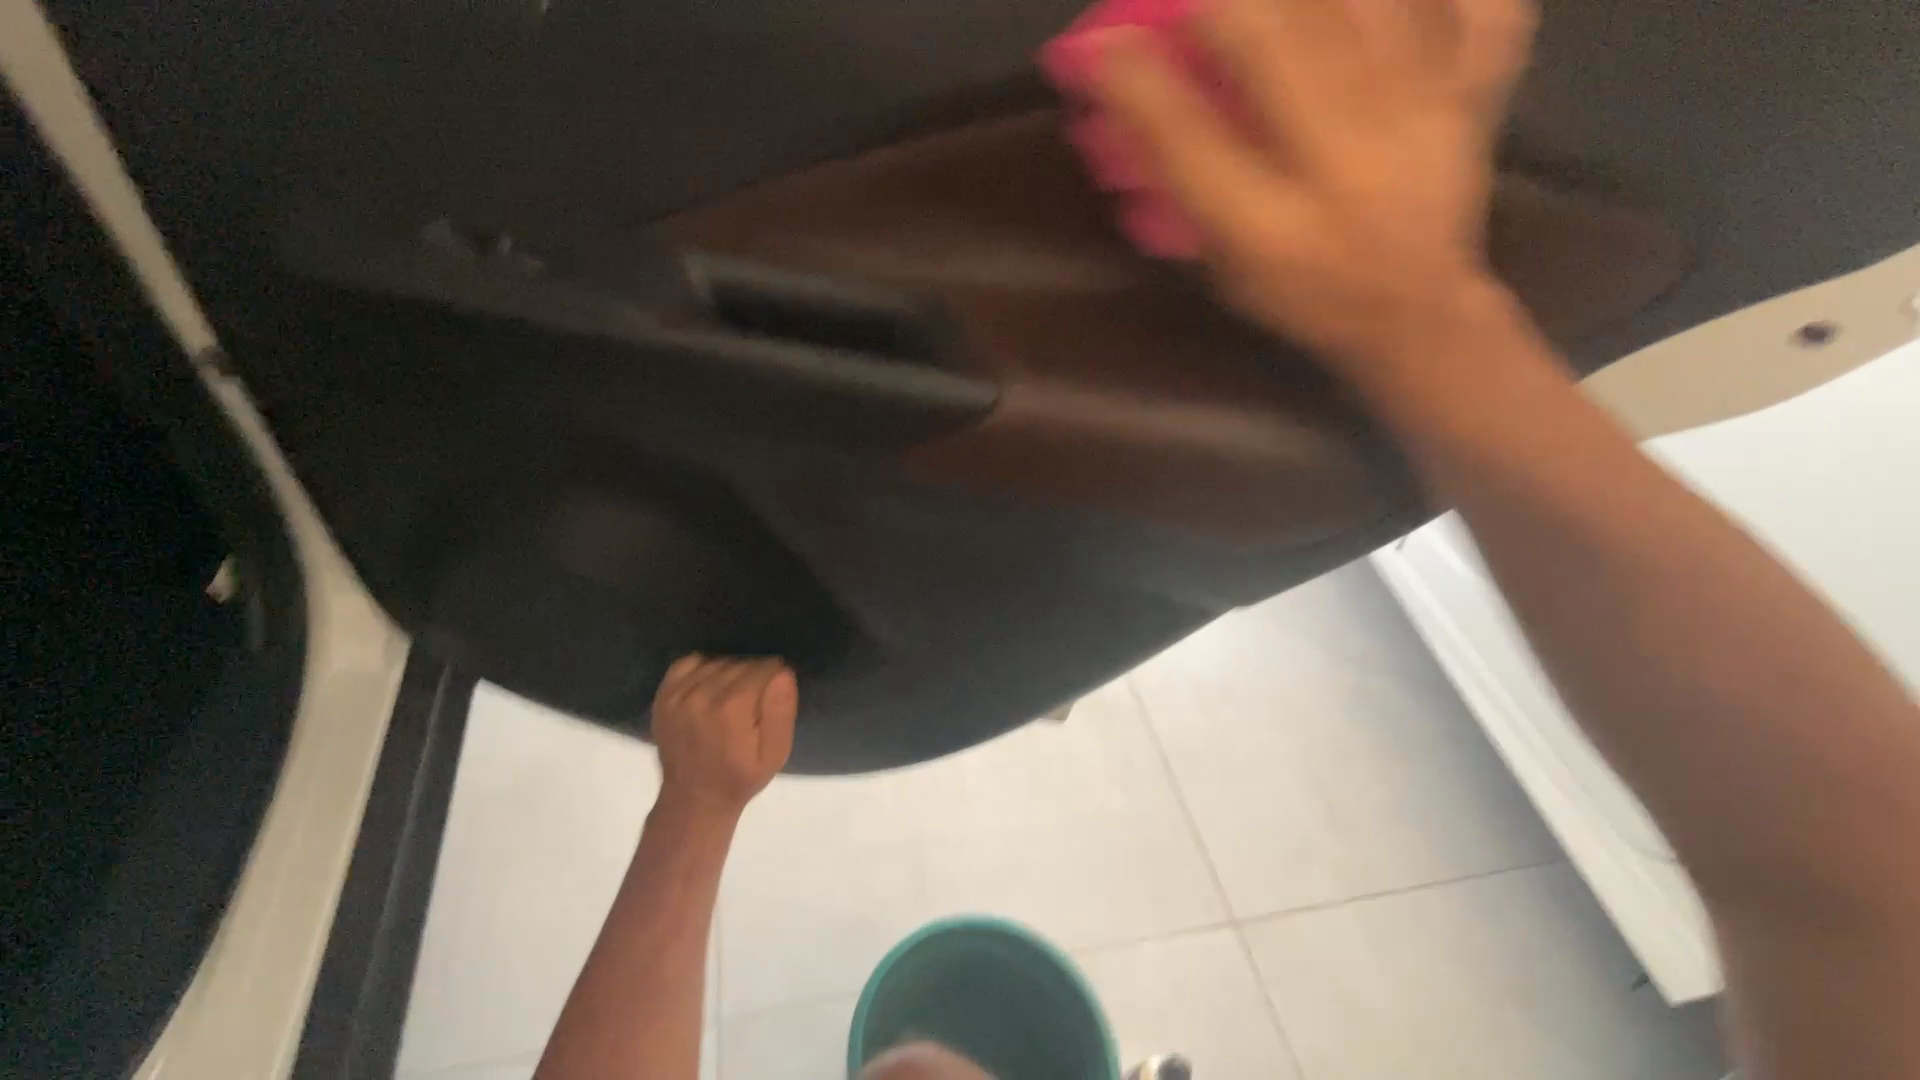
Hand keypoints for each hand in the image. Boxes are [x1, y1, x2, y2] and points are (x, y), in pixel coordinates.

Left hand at [649, 655, 797, 815]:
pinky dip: (704, 668)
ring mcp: (678, 694)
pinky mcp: (664, 696)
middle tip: (758, 698)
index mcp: (732, 709)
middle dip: (756, 674)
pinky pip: (689, 663)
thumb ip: (781, 711)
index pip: (763, 667)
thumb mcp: (775, 754)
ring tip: (735, 695)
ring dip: (732, 671)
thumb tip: (783, 672)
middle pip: (741, 663)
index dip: (776, 675)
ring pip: (718, 662)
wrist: (693, 799)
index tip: (777, 689)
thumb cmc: (740, 778)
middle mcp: (701, 695)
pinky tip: (711, 687)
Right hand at [1094, 0, 1535, 361]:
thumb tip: (1130, 109)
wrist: (1413, 317)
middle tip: (1194, 3)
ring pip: (1370, 7)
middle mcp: (1343, 167)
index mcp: (1271, 228)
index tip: (1099, 45)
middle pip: (1278, 44)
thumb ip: (1187, 194)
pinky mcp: (1472, 100)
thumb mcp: (1226, 268)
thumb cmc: (1302, 297)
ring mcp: (1420, 124)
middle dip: (1222, 5)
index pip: (1189, 139)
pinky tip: (1391, 0)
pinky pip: (1481, 9)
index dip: (1135, 82)